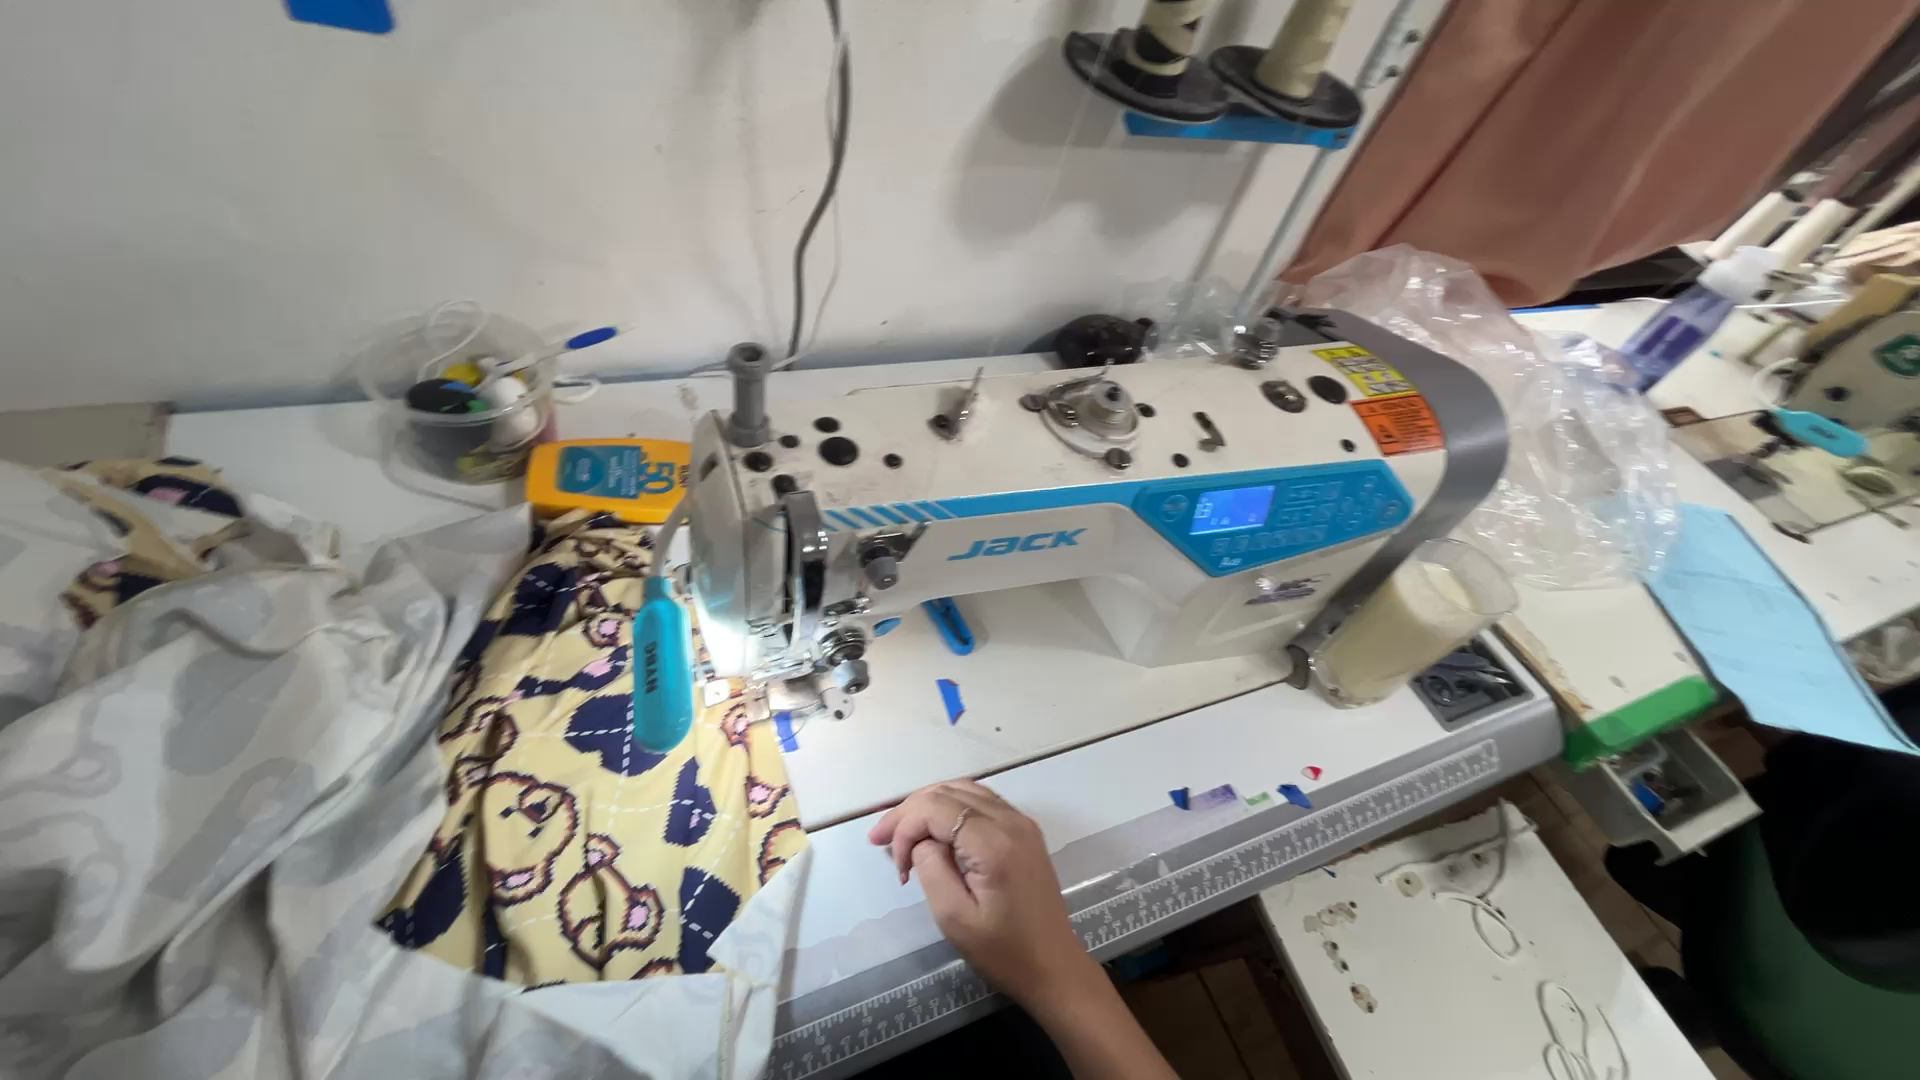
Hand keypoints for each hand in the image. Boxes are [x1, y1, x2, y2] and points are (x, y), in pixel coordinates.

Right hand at [867, 780, 1098, 1007]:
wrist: (1054, 966)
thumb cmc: (1003, 951)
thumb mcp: (954, 917)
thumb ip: (931, 867)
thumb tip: (920, 840)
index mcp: (994, 842)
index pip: (936, 808)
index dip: (906, 827)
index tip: (898, 867)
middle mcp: (1010, 820)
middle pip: (948, 792)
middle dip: (909, 811)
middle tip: (879, 838)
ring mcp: (1021, 821)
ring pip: (963, 790)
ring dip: (929, 805)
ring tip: (901, 831)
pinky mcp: (1024, 830)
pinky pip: (980, 801)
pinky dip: (951, 807)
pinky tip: (934, 828)